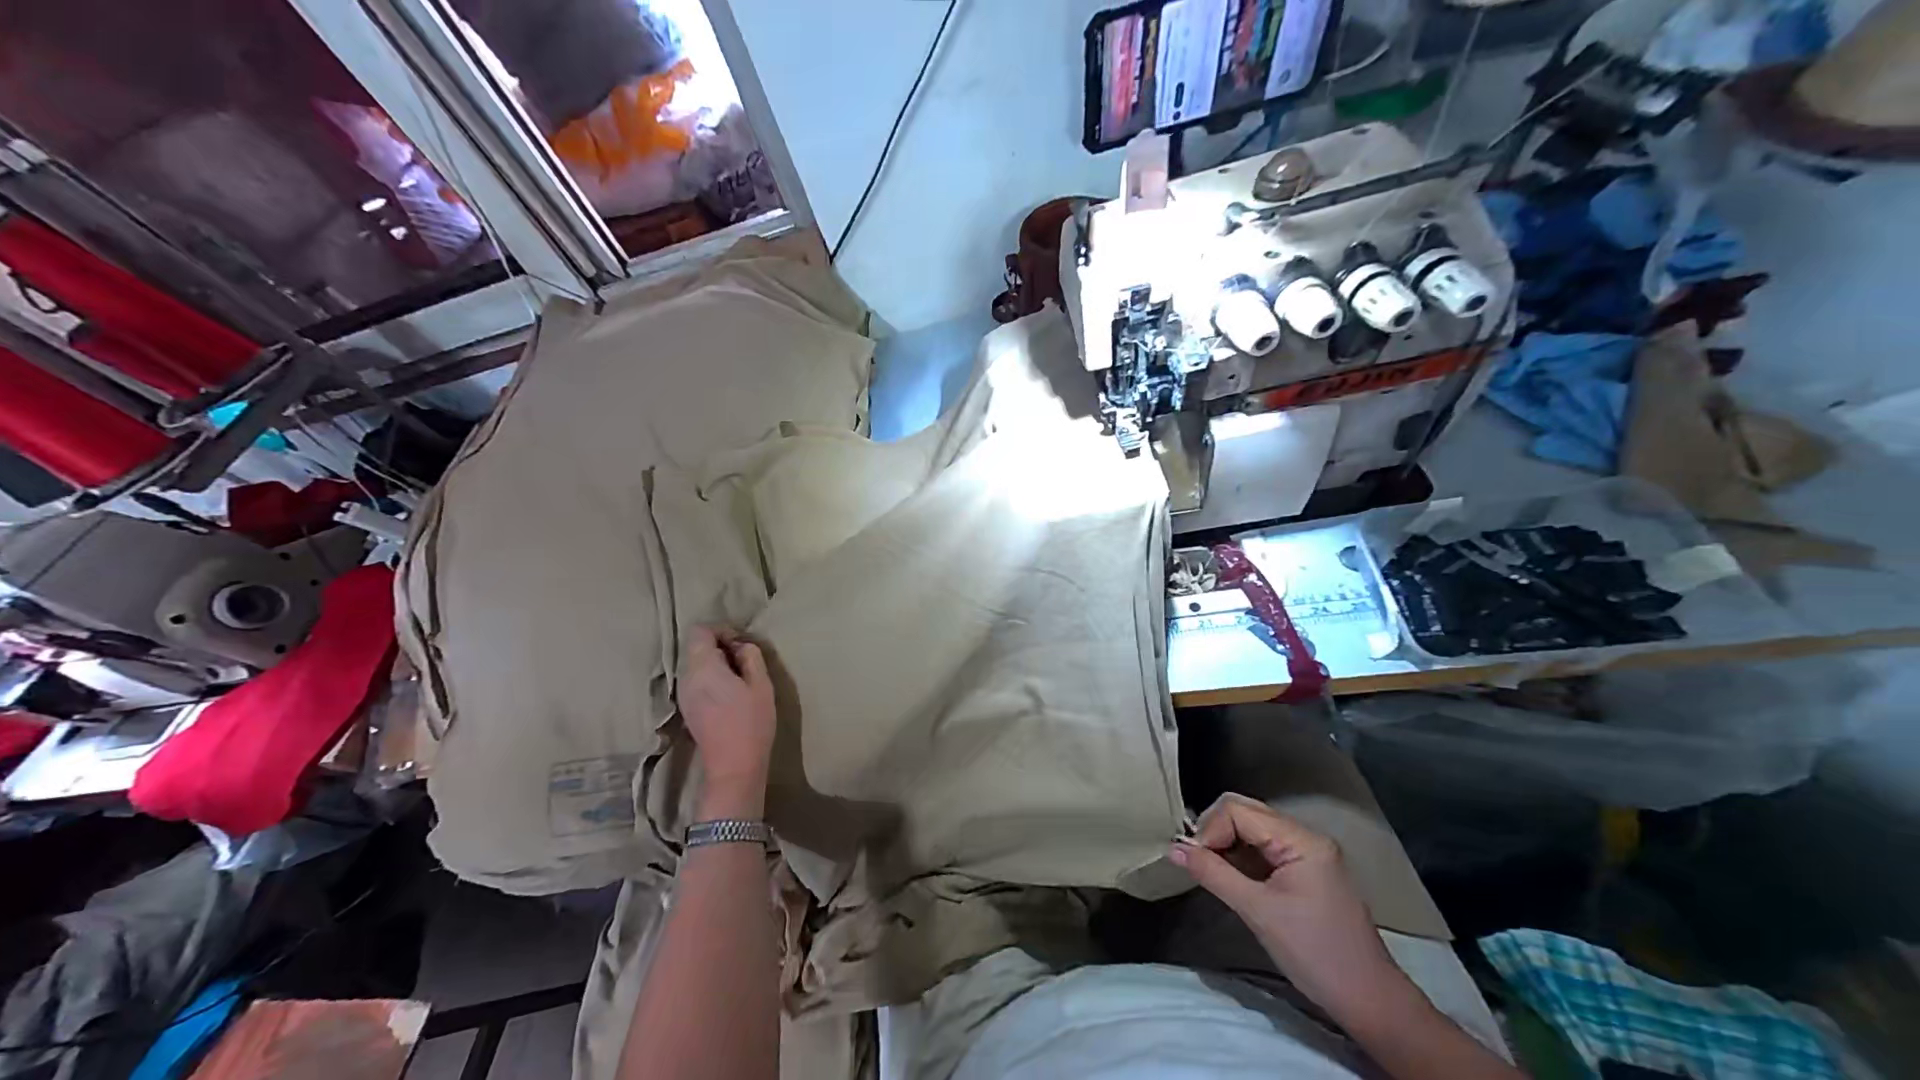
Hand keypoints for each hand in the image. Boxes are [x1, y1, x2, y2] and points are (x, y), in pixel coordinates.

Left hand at [677, 626, 774, 816]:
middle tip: (746, 662)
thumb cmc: (751, 723)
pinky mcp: (687, 709)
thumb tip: (740, 646)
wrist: (733, 767)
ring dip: (716, 664)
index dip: (721, 630)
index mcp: (703, 668)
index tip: (741, 644)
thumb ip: (750, 657)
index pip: (699, 631)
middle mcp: (686, 678)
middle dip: (720, 647)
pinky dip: (711, 679)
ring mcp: (684, 695)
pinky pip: (696, 682)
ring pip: (696, 666)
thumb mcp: (761, 685)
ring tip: (740, 679)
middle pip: (696, 648)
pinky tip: (730, 695)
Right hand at [1170, 794, 1409, 1021]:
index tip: (1194, 860)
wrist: (1368, 1000)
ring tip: (1211, 871)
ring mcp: (1308, 853)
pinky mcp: (1305, 870)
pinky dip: (1241, 857)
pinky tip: (1230, 877)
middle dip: (1215, 832)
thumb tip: (1173, 849)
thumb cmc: (1314, 954)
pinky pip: (1263, 848)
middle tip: (1198, 863)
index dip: (1209, 829)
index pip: (1238, 810)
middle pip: (1245, 812)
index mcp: (1301, 840)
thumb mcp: (1257, 911)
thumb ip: (1213, 873)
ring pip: (1252, 829)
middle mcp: (1306, 836)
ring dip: (1226, 844)